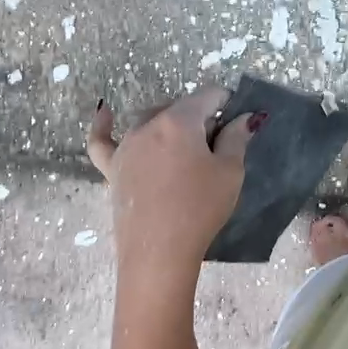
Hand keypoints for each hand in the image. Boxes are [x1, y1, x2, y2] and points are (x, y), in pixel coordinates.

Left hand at [86, 87, 259, 278]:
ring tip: (186, 149)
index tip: (238, 123)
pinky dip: (103, 125)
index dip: (227, 104)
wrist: (159, 252)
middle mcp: (148, 125)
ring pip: (150, 121)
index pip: (208, 96)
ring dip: (170, 125)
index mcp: (179, 121)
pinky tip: (105, 112)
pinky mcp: (112, 169)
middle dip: (200, 118)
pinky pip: (102, 140)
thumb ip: (237, 138)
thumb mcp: (230, 172)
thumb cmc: (200, 209)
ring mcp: (126, 146)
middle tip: (217, 147)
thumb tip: (245, 117)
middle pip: (179, 108)